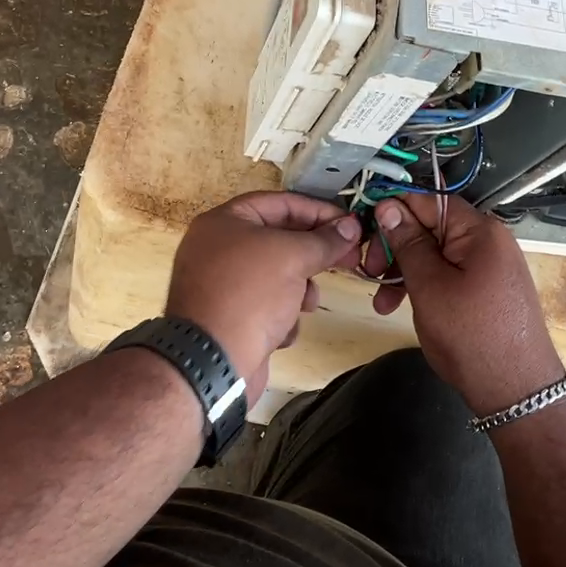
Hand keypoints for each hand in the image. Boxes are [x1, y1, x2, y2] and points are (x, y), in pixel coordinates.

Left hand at [167, 191, 361, 402]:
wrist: (213, 363)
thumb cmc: (250, 294)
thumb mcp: (294, 257)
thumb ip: (325, 240)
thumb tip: (352, 226)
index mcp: (225, 221)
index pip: (281, 203)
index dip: (319, 211)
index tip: (350, 224)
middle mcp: (219, 247)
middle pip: (280, 239)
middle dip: (312, 253)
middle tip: (348, 260)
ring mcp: (222, 284)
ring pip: (277, 274)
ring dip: (299, 288)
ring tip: (307, 303)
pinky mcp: (230, 317)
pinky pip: (265, 304)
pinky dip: (280, 313)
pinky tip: (284, 329)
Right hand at [371, 195, 565, 415]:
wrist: (518, 392)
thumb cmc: (471, 335)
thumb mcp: (429, 286)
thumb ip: (407, 242)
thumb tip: (388, 206)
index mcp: (479, 230)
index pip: (429, 200)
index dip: (394, 209)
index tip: (365, 228)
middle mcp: (488, 240)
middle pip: (431, 227)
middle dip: (396, 247)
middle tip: (369, 272)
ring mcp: (490, 266)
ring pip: (436, 254)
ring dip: (405, 271)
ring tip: (382, 302)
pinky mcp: (487, 289)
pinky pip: (448, 274)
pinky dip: (424, 286)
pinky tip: (402, 307)